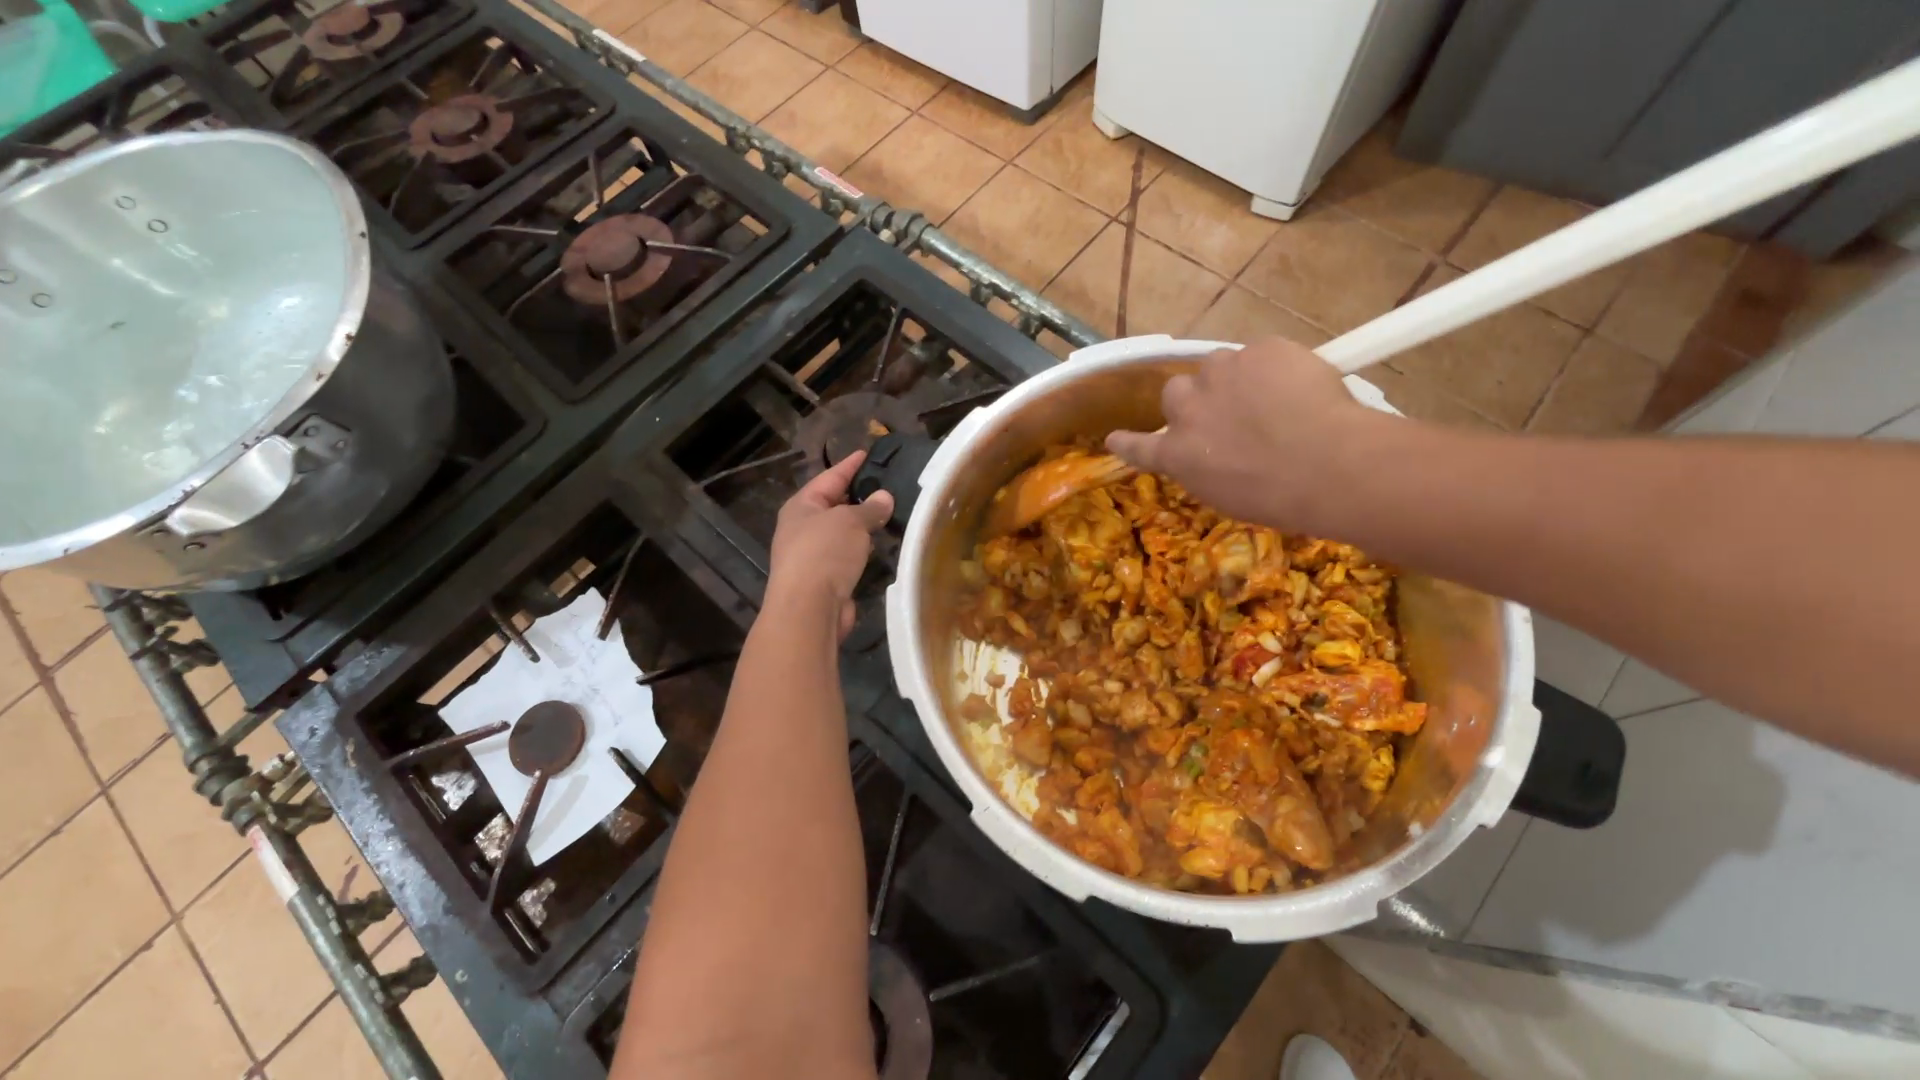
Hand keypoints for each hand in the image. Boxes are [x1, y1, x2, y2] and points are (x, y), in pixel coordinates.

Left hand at [768, 450, 894, 638]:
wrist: (809, 607)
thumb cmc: (824, 553)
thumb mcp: (850, 521)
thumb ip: (869, 508)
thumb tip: (884, 498)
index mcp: (801, 506)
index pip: (829, 478)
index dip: (849, 465)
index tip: (868, 453)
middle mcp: (802, 528)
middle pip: (834, 505)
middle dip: (858, 496)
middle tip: (888, 484)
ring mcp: (813, 556)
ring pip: (842, 533)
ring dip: (862, 525)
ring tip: (891, 512)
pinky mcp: (825, 579)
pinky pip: (848, 555)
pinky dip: (863, 549)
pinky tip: (881, 545)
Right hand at [1104, 337, 1388, 529]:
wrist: (1328, 465)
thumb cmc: (1281, 499)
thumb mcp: (1229, 497)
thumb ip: (1209, 468)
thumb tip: (1218, 456)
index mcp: (1177, 454)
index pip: (1138, 446)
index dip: (1127, 441)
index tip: (1115, 437)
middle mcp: (1188, 409)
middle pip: (1177, 391)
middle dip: (1197, 398)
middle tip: (1229, 413)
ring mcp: (1222, 373)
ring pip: (1220, 365)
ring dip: (1235, 377)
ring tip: (1272, 398)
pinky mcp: (1260, 349)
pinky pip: (1263, 353)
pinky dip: (1278, 366)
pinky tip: (1302, 388)